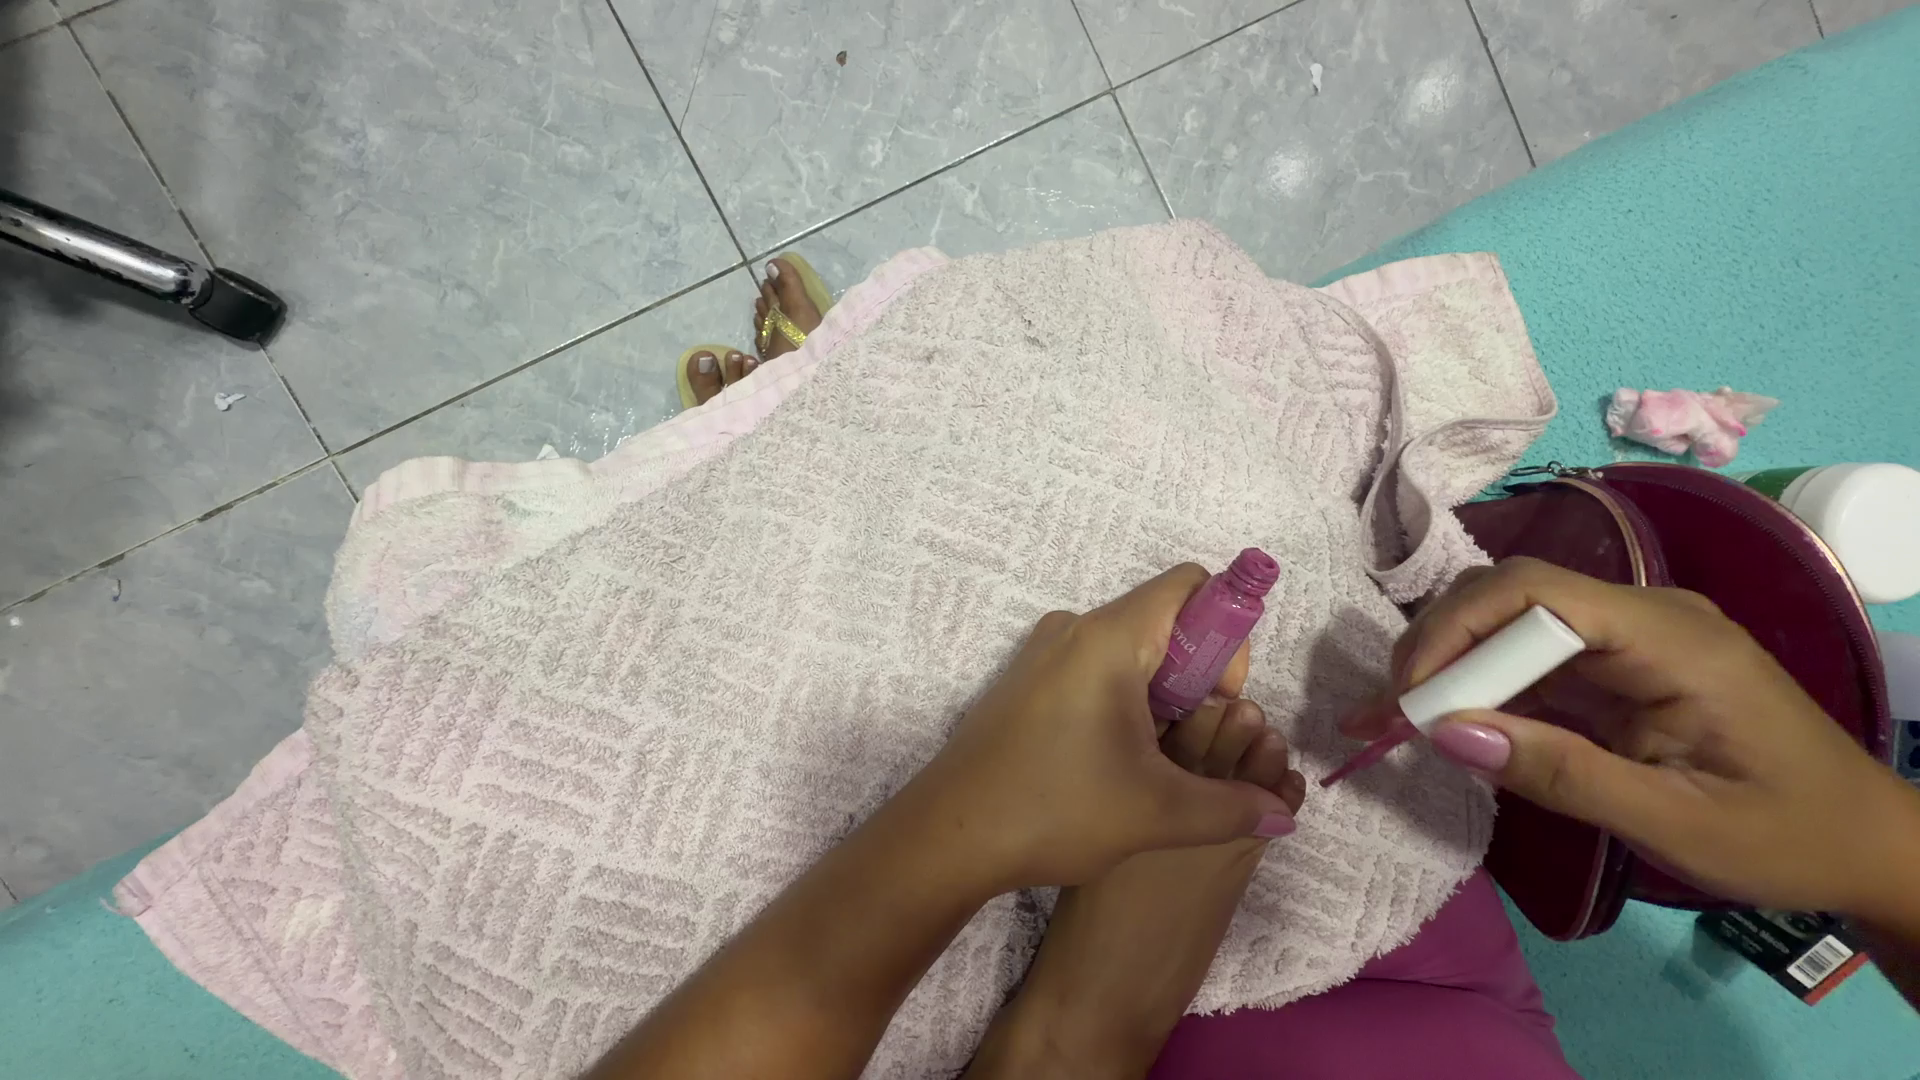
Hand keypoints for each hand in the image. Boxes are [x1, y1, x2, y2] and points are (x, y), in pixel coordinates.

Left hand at [908, 564, 1302, 890]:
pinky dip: (1123, 701)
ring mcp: (1044, 653)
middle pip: (1163, 621)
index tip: (1218, 697)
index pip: (1190, 585)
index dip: (1224, 631)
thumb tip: (1283, 811)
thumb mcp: (1157, 811)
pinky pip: (1096, 668)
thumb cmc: (1054, 807)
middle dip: (1196, 677)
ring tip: (1152, 762)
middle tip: (1189, 745)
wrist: (949, 834)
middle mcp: (1074, 627)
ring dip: (1160, 696)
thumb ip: (1233, 806)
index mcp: (1108, 636)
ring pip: (1131, 651)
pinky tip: (1113, 761)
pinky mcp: (1028, 680)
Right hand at [1345, 557, 1919, 919]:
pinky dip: (1474, 687)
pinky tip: (1449, 721)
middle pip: (1503, 596)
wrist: (1867, 848)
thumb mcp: (1675, 822)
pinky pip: (1520, 657)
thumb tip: (1443, 732)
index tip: (1411, 695)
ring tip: (1402, 718)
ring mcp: (1621, 635)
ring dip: (1445, 666)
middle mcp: (1639, 615)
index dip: (1454, 629)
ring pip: (1501, 621)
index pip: (1531, 591)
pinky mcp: (1606, 662)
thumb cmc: (1786, 836)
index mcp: (1669, 637)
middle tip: (1392, 711)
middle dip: (1436, 646)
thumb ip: (1560, 773)